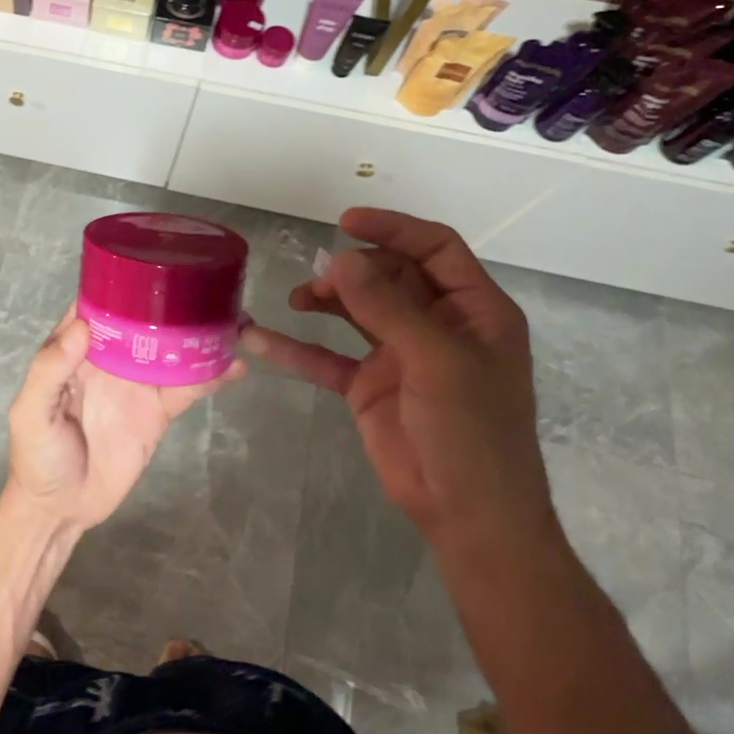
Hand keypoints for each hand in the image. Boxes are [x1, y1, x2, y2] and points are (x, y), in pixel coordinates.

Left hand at [6, 306, 246, 530]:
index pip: (97, 306)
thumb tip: (82, 325)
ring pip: (171, 349)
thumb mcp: (31, 413)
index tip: (149, 259)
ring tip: (234, 315)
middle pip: (142, 320)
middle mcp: (109, 359)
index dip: (118, 282)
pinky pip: (187, 388)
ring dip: (198, 334)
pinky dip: (210, 375)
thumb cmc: (38, 456)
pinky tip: (235, 363)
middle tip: (208, 282)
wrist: (62, 509)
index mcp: (75, 351)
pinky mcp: (157, 412)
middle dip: (171, 301)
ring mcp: (136, 384)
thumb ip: (49, 370)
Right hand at [241, 209, 557, 553]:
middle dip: (354, 270)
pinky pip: (327, 357)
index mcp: (473, 310)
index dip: (394, 230)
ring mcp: (400, 356)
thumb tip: (340, 259)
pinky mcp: (369, 387)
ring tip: (297, 299)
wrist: (466, 510)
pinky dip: (297, 348)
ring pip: (357, 311)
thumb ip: (388, 307)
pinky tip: (260, 337)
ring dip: (326, 299)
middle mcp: (436, 325)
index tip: (345, 223)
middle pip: (390, 276)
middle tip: (320, 281)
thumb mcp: (437, 360)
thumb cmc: (471, 429)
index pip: (435, 249)